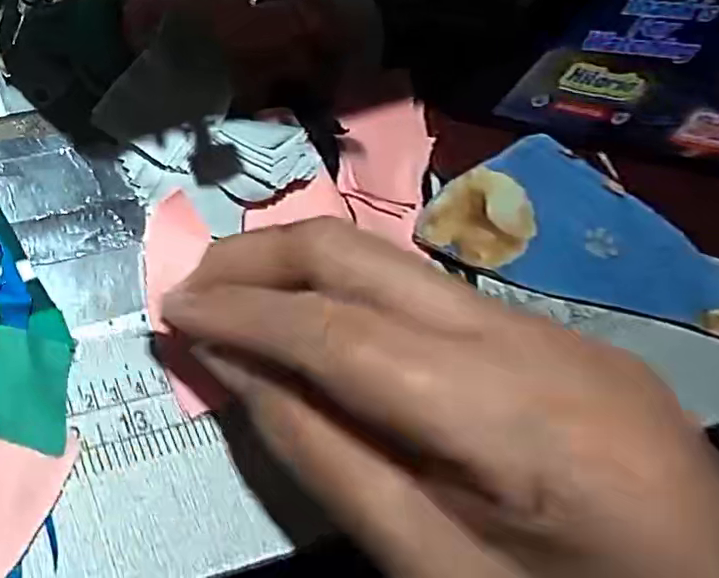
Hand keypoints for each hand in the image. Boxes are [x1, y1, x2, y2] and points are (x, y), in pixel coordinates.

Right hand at [161, 218, 718, 577]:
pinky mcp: (546, 332)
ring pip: (383, 259)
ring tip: (230, 290)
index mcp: (521, 421)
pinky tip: (308, 319)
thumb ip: (325, 462)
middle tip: (191, 283)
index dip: (243, 313)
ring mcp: (546, 326)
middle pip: (359, 256)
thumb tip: (235, 367)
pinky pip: (416, 292)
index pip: (341, 332)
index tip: (171, 308)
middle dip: (257, 256)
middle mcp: (533, 340)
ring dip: (292, 265)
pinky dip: (340, 293)